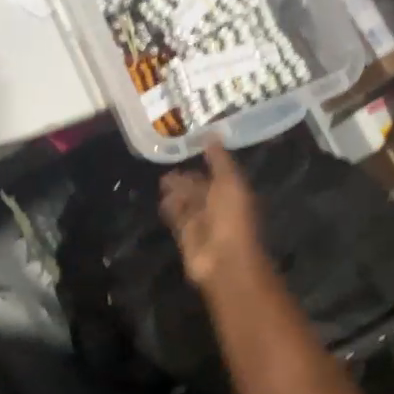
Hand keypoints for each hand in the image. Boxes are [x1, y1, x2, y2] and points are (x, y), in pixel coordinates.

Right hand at [159, 140, 266, 288]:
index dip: (205, 161)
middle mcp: (218, 206)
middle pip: (200, 188)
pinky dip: (169, 208)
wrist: (224, 258)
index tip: (187, 147)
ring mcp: (202, 222)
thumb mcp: (230, 181)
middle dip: (185, 178)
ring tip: (161, 180)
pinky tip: (161, 199)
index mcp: (233, 192)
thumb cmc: (232, 217)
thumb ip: (219, 160)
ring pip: (186, 202)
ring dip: (175, 191)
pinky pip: (177, 218)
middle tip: (166, 164)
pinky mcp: (186, 236)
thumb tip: (211, 135)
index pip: (217, 173)